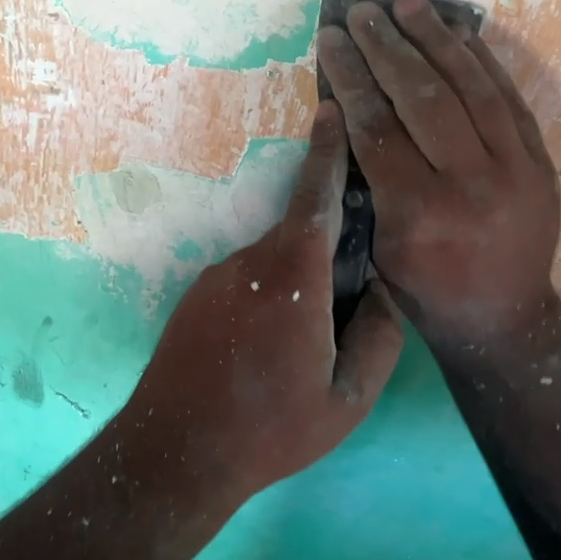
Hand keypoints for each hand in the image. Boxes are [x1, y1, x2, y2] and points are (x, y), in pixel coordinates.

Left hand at [122, 101, 404, 501]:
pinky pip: (246, 282)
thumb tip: (382, 294)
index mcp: (292, 276)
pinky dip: (268, 299)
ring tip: (304, 347)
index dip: (328, 152)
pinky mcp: (197, 296)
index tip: (332, 110)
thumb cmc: (271, 427)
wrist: (178, 449)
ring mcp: (217, 277)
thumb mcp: (348, 399)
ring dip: (297, 286)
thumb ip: (379, 338)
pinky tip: (269, 350)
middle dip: (329, 253)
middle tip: (350, 302)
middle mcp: (250, 262)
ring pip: (274, 264)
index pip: (316, 197)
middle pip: (301, 236)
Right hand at [317, 0, 560, 344]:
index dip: (350, 77)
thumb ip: (362, 179)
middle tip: (361, 13)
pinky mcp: (541, 162)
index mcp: (419, 213)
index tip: (330, 40)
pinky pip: (508, 98)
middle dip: (386, 48)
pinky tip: (456, 33)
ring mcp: (515, 170)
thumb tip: (345, 107)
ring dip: (434, 40)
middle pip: (422, 98)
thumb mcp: (376, 244)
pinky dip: (480, 61)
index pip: (377, 127)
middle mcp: (470, 185)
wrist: (503, 318)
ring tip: (406, 5)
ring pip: (470, 88)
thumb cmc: (424, 287)